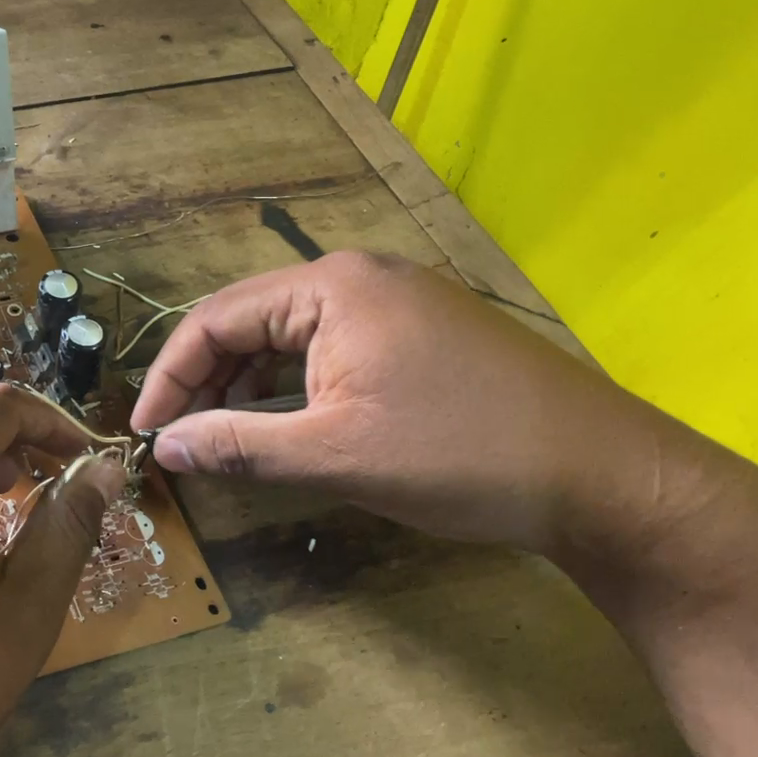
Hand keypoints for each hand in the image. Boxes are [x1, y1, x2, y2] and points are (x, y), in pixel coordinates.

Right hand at [131, 251, 673, 554]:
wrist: (610, 479)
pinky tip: (282, 421)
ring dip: (244, 383)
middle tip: (180, 437)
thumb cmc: (461, 457)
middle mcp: (356, 278)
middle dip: (205, 380)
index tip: (147, 431)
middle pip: (247, 320)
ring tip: (222, 434)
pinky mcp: (415, 330)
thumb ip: (236, 445)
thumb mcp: (334, 454)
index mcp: (331, 288)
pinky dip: (290, 383)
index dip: (170, 377)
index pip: (215, 319)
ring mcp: (392, 300)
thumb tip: (164, 448)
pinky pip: (325, 346)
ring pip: (285, 334)